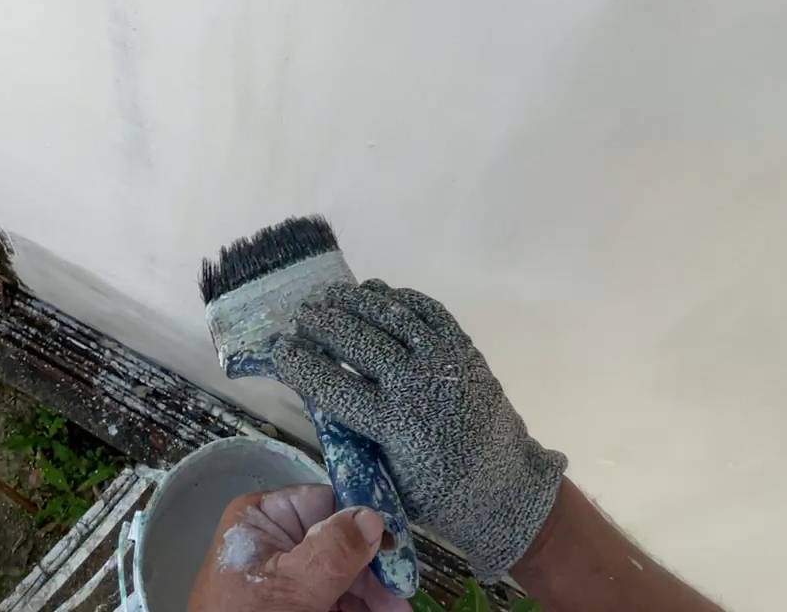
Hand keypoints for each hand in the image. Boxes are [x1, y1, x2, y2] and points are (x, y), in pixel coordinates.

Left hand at [188, 483, 411, 611]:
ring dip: (374, 595)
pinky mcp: (296, 606)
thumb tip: (372, 516)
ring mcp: (286, 579)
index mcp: (262, 518)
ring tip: (401, 610)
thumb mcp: (290, 587)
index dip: (362, 522)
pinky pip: (335, 601)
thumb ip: (332, 551)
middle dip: (373, 571)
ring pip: (343, 577)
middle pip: (339, 544)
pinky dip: (358, 609)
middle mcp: (276, 542)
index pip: (324, 502)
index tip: (395, 546)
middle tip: (403, 596)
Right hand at [274, 281, 566, 580]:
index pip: (334, 387)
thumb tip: (318, 395)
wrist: (505, 487)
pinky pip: (426, 309)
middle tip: (302, 314)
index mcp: (396, 425)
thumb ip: (354, 435)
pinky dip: (397, 297)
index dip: (302, 365)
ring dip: (356, 301)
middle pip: (359, 341)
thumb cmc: (438, 492)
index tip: (281, 349)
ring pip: (391, 316)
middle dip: (324, 324)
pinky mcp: (462, 347)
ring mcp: (442, 360)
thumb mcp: (387, 476)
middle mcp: (417, 386)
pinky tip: (376, 293)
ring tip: (332, 295)